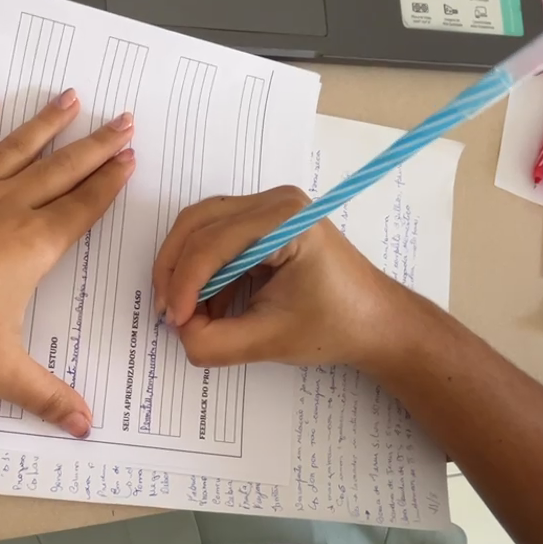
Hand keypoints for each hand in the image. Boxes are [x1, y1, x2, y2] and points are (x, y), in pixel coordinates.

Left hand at [0, 89, 134, 435]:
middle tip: (123, 118)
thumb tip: (83, 428)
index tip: (129, 157)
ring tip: (71, 97)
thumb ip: (46, 395)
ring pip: (17, 147)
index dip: (110, 183)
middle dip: (97, 144)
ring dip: (47, 123)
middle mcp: (5, 208)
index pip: (83, 207)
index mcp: (31, 246)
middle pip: (63, 168)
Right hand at [152, 186, 421, 369]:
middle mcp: (273, 202)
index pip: (213, 242)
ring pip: (199, 230)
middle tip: (167, 313)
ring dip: (185, 271)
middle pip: (197, 224)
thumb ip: (213, 341)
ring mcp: (267, 209)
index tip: (174, 323)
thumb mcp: (268, 341)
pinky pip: (214, 241)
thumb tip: (178, 332)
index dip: (185, 283)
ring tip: (185, 313)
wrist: (376, 323)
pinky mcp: (261, 226)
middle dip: (175, 271)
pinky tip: (208, 307)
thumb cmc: (335, 327)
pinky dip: (202, 274)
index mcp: (284, 219)